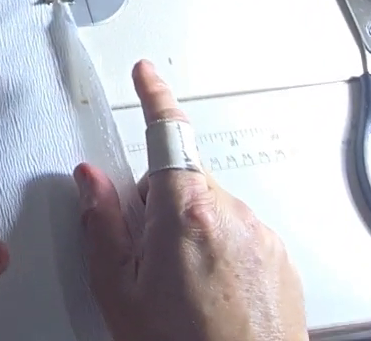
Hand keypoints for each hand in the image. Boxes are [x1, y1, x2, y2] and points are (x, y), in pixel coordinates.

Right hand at [76, 60, 307, 340]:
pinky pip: (239, 234)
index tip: (146, 74)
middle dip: (160, 203)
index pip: (166, 130)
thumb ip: (101, 223)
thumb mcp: (119, 290)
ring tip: (183, 289)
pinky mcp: (279, 259)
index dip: (153, 95)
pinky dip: (220, 251)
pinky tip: (210, 296)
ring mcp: (260, 236)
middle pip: (182, 179)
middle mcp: (229, 212)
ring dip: (191, 230)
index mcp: (184, 208)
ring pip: (211, 209)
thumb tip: (91, 180)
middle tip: (148, 256)